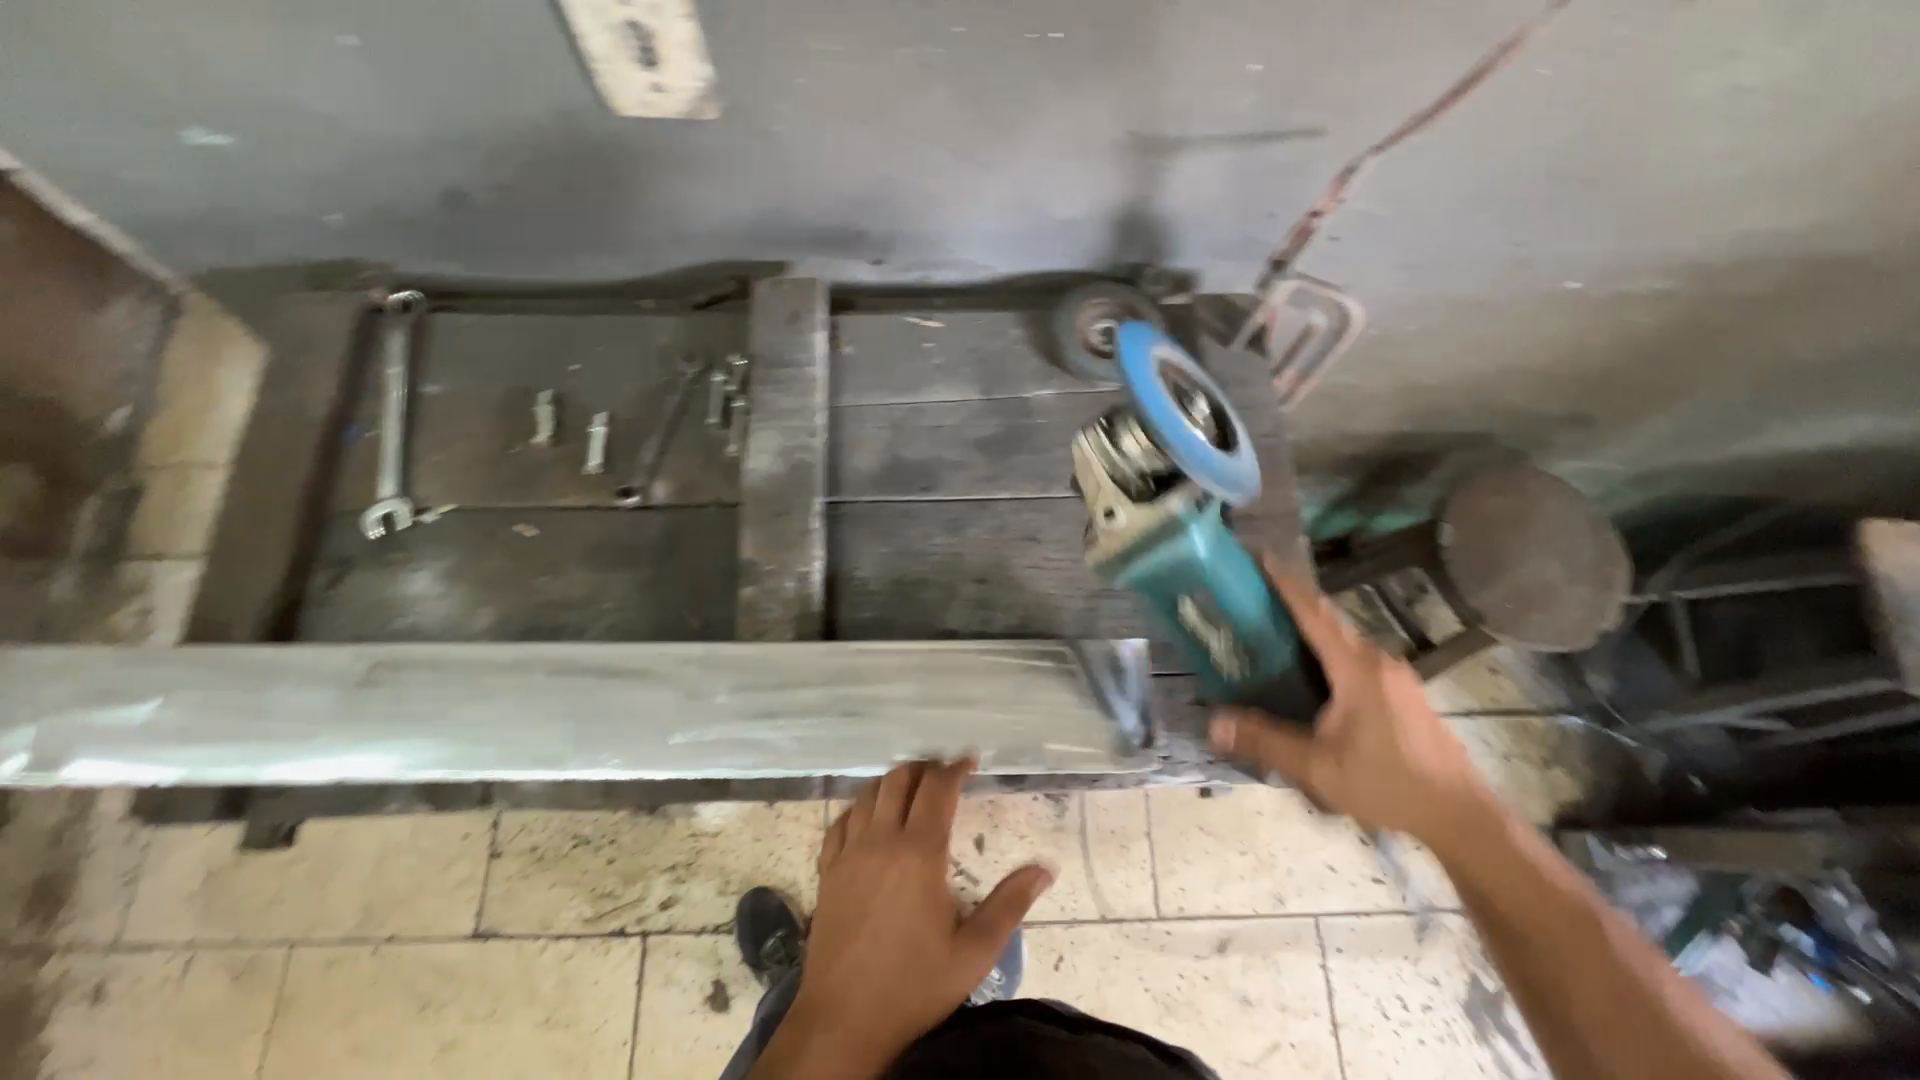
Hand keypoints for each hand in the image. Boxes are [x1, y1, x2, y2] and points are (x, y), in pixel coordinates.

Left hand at [759, 760, 1053, 1079]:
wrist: (844, 1020)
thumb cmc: (915, 985)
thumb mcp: (975, 951)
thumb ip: (1011, 903)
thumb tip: (1046, 868)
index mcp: (920, 853)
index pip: (937, 788)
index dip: (955, 767)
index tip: (970, 760)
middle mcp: (880, 842)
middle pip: (899, 780)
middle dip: (924, 767)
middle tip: (944, 772)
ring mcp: (848, 855)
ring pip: (866, 795)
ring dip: (891, 782)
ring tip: (912, 788)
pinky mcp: (827, 873)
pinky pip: (840, 822)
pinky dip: (859, 808)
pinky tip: (869, 818)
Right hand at [1208, 557, 1492, 845]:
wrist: (1458, 813)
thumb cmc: (1388, 784)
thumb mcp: (1318, 767)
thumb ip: (1265, 741)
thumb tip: (1214, 722)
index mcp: (1356, 668)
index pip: (1314, 613)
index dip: (1285, 584)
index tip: (1259, 557)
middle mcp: (1378, 661)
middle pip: (1329, 620)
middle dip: (1292, 602)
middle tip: (1252, 595)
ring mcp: (1395, 676)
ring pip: (1344, 641)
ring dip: (1310, 629)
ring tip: (1272, 629)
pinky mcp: (1402, 694)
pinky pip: (1355, 659)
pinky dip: (1326, 652)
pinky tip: (1310, 673)